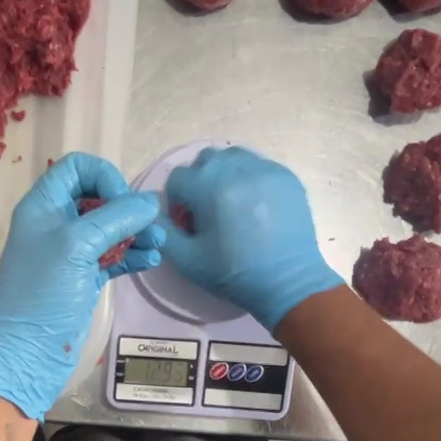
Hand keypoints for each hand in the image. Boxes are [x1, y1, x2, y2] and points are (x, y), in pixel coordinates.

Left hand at [0, 153, 162, 419]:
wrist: (27, 353)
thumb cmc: (44, 294)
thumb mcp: (77, 246)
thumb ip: (115, 218)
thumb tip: (150, 202)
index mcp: (43, 206)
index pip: (77, 169)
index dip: (105, 178)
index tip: (123, 203)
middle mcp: (54, 225)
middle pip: (97, 197)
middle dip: (126, 208)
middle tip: (149, 226)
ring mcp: (69, 254)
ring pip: (108, 229)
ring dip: (135, 232)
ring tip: (158, 245)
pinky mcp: (82, 279)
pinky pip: (111, 257)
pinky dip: (131, 255)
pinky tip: (150, 261)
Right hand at [161, 147, 343, 329]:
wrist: (286, 282)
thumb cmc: (233, 274)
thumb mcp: (187, 261)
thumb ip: (163, 233)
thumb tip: (154, 215)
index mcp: (210, 189)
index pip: (177, 178)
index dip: (175, 202)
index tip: (186, 223)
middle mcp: (237, 169)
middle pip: (205, 161)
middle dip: (199, 183)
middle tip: (207, 212)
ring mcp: (265, 169)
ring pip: (233, 158)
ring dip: (223, 175)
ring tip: (230, 205)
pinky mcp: (286, 176)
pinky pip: (258, 166)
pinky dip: (249, 180)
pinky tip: (254, 207)